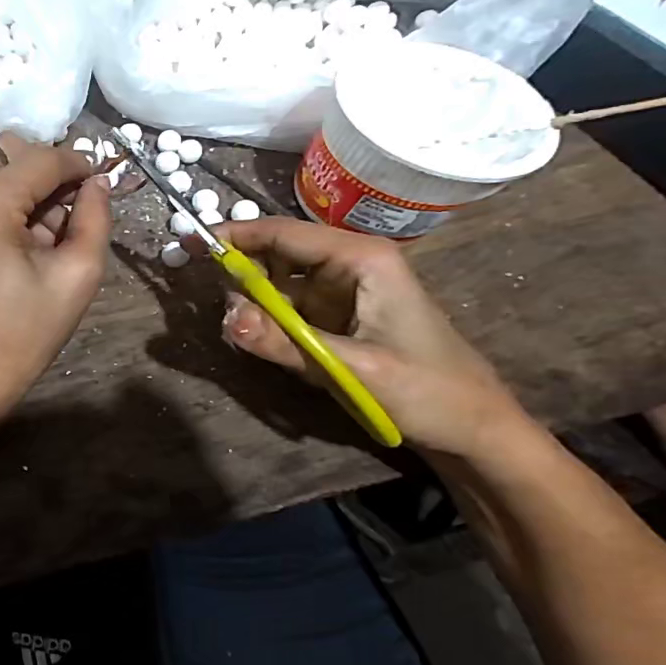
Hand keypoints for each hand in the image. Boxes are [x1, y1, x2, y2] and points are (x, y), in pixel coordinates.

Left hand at [0, 133, 111, 436]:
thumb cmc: (26, 331)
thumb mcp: (77, 274)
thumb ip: (95, 217)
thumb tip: (98, 181)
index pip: (46, 158)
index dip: (81, 166)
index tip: (103, 186)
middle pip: (15, 147)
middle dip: (50, 169)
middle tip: (73, 208)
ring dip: (28, 180)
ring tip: (47, 227)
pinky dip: (6, 192)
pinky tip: (22, 231)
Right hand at [216, 217, 541, 457]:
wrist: (474, 431)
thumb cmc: (427, 391)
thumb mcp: (352, 368)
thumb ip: (286, 344)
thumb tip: (225, 319)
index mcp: (362, 260)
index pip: (285, 234)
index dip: (236, 235)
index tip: (192, 239)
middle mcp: (350, 266)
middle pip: (278, 254)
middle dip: (241, 272)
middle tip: (209, 297)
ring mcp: (342, 293)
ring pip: (279, 284)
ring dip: (252, 303)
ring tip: (235, 329)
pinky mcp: (337, 319)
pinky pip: (289, 311)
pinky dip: (268, 322)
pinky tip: (256, 340)